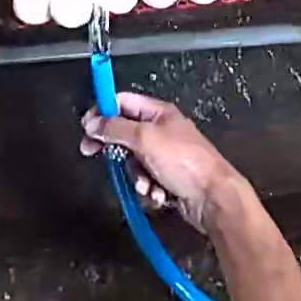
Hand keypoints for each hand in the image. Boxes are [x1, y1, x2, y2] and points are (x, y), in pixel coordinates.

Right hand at [81, 92, 249, 231]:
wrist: (214, 198)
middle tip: (91, 152)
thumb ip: (116, 128)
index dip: (103, 111)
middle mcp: (161, 130)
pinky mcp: (168, 177)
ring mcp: (165, 155)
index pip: (123, 102)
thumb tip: (92, 122)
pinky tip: (159, 194)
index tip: (86, 126)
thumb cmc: (183, 161)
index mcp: (158, 112)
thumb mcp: (145, 139)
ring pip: (133, 160)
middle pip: (124, 131)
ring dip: (135, 174)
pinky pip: (145, 179)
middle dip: (112, 146)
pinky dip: (148, 188)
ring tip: (147, 183)